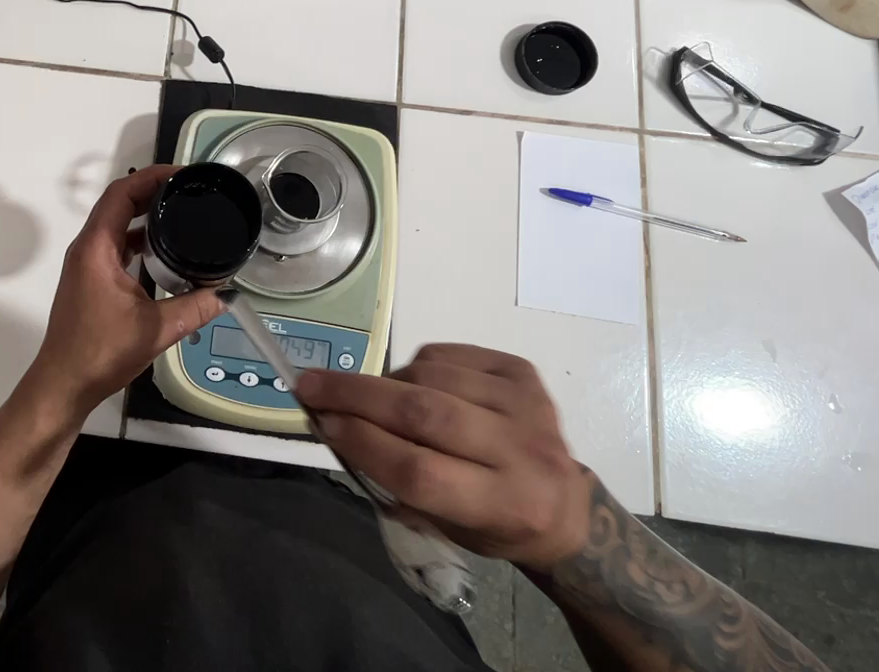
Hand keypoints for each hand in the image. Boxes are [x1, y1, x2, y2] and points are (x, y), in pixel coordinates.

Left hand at [22, 165, 228, 420]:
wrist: (64, 384)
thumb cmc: (101, 352)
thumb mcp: (156, 329)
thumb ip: (195, 307)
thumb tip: (226, 292)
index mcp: (96, 249)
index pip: (121, 194)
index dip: (151, 177)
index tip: (183, 175)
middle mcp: (87, 249)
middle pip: (118, 204)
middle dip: (152, 191)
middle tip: (189, 190)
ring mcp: (86, 265)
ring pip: (115, 225)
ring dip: (144, 214)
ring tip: (180, 212)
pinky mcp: (90, 280)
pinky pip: (115, 246)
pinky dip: (137, 239)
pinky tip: (162, 250)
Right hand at [295, 343, 593, 569]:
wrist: (567, 507)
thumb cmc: (492, 524)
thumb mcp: (446, 525)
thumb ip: (394, 479)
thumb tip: (335, 425)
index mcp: (504, 505)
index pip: (418, 470)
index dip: (362, 442)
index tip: (320, 423)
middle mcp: (521, 452)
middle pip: (424, 413)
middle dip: (356, 395)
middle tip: (311, 384)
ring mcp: (526, 406)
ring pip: (431, 376)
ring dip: (384, 381)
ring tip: (369, 395)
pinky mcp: (523, 373)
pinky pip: (448, 353)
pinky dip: (415, 364)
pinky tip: (412, 381)